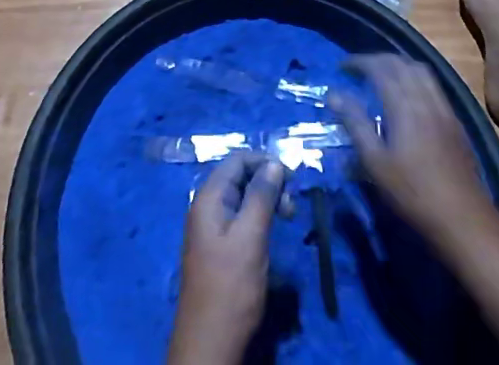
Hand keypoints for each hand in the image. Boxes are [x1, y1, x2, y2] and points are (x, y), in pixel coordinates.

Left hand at [167, 152, 283, 364]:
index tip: (292, 178)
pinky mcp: (219, 245)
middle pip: (238, 177)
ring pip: (241, 198)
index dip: (264, 161)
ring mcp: (211, 226)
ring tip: (288, 218)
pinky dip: (258, 217)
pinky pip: (239, 217)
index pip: (236, 160)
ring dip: (266, 200)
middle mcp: (206, 205)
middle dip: (267, 182)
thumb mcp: (250, 237)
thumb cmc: (231, 285)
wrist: (210, 338)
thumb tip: (274, 163)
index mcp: (208, 197)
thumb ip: (261, 197)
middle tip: (292, 206)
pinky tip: (272, 230)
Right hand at [331, 55, 490, 235]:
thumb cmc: (412, 193)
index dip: (359, 62)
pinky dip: (415, 80)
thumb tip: (334, 94)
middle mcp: (427, 100)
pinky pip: (434, 87)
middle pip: (403, 64)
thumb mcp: (375, 161)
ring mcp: (445, 111)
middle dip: (378, 60)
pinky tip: (407, 99)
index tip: (341, 68)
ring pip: (422, 72)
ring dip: (399, 66)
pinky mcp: (456, 123)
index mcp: (405, 106)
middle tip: (359, 70)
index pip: (380, 68)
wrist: (465, 220)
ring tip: (381, 78)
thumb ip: (355, 123)